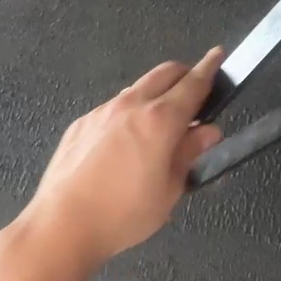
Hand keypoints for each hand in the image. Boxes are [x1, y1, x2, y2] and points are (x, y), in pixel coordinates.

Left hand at [19, 49, 224, 263]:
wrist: (62, 225)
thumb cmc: (122, 214)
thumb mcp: (170, 189)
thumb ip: (190, 153)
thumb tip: (207, 132)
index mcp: (160, 121)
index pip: (193, 84)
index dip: (210, 68)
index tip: (218, 56)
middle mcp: (130, 106)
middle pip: (164, 73)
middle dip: (184, 75)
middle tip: (196, 92)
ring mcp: (102, 112)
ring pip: (137, 89)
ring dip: (156, 95)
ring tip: (162, 124)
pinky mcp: (81, 125)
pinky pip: (113, 108)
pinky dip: (130, 113)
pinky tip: (127, 143)